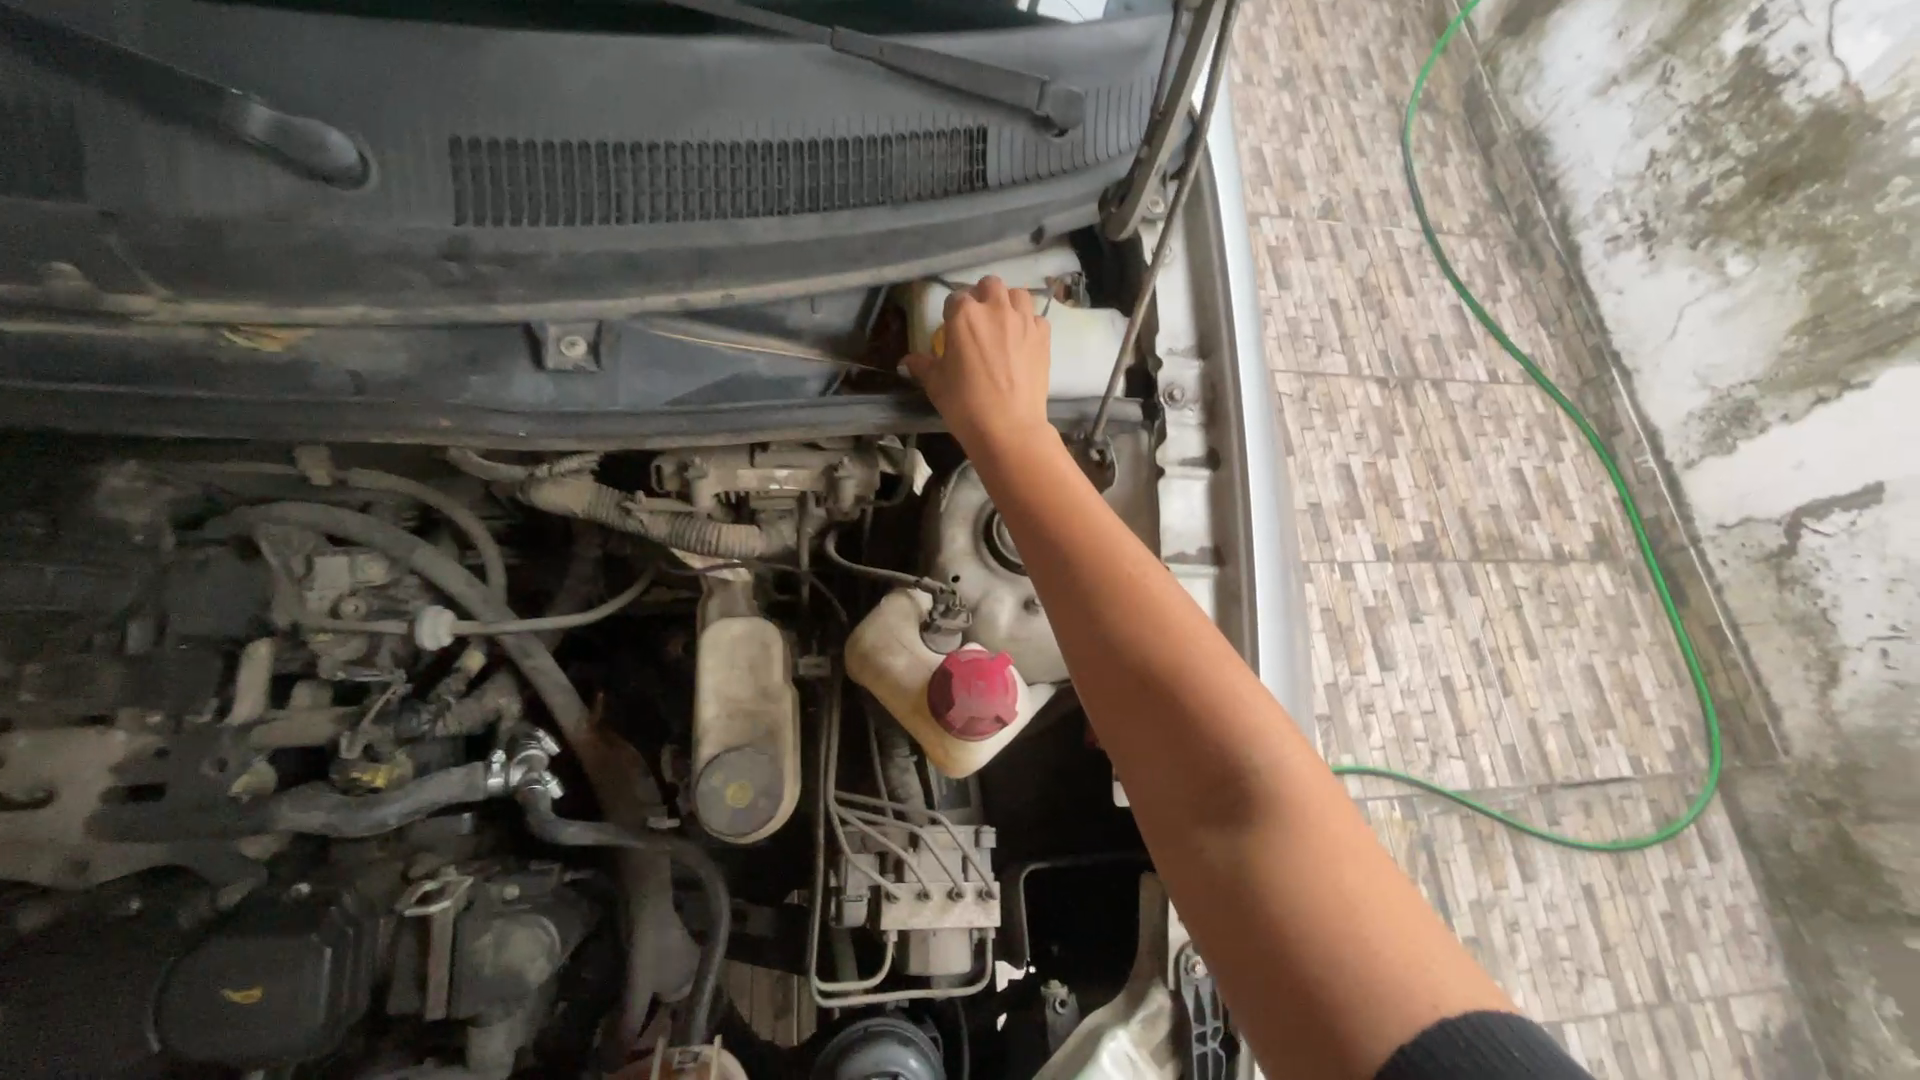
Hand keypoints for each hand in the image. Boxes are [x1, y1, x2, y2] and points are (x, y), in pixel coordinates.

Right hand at [905, 276, 1053, 455]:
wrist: (1008, 428)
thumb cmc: (964, 405)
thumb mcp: (936, 384)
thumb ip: (922, 366)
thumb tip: (905, 362)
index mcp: (964, 315)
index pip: (955, 299)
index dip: (952, 313)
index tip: (952, 329)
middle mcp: (995, 309)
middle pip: (989, 285)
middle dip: (982, 296)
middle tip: (979, 320)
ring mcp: (1023, 321)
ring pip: (1017, 294)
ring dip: (1009, 303)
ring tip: (1004, 323)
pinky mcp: (1043, 337)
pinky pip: (1037, 318)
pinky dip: (1030, 324)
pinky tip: (1023, 341)